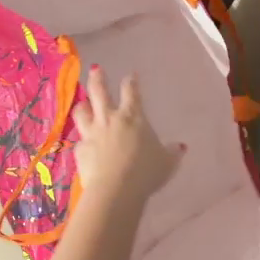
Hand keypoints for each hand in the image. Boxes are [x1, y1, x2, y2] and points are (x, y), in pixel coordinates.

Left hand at [73, 67, 181, 203]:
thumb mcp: (166, 162)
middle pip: (100, 91)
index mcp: (133, 116)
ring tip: (83, 102)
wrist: (116, 190)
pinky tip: (83, 145)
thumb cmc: (146, 172)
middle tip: (95, 69)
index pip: (131, 91)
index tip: (130, 76)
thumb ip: (172, 152)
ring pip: (82, 111)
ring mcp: (92, 133)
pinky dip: (83, 141)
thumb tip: (180, 146)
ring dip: (83, 105)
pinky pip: (79, 140)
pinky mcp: (80, 150)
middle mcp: (109, 118)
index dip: (131, 81)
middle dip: (98, 78)